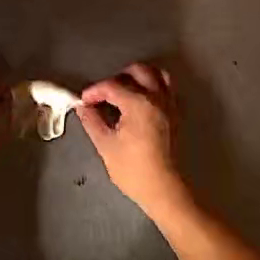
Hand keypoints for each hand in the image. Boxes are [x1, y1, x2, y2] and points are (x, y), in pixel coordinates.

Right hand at [77, 62, 190, 213]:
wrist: (164, 189)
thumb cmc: (132, 169)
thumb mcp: (105, 145)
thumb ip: (92, 121)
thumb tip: (83, 107)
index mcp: (138, 103)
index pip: (112, 86)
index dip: (94, 91)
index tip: (83, 102)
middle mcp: (157, 98)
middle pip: (139, 71)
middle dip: (118, 77)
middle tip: (104, 94)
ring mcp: (170, 106)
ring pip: (159, 76)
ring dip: (140, 77)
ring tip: (125, 92)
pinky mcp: (176, 116)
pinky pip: (168, 90)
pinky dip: (154, 87)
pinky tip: (141, 103)